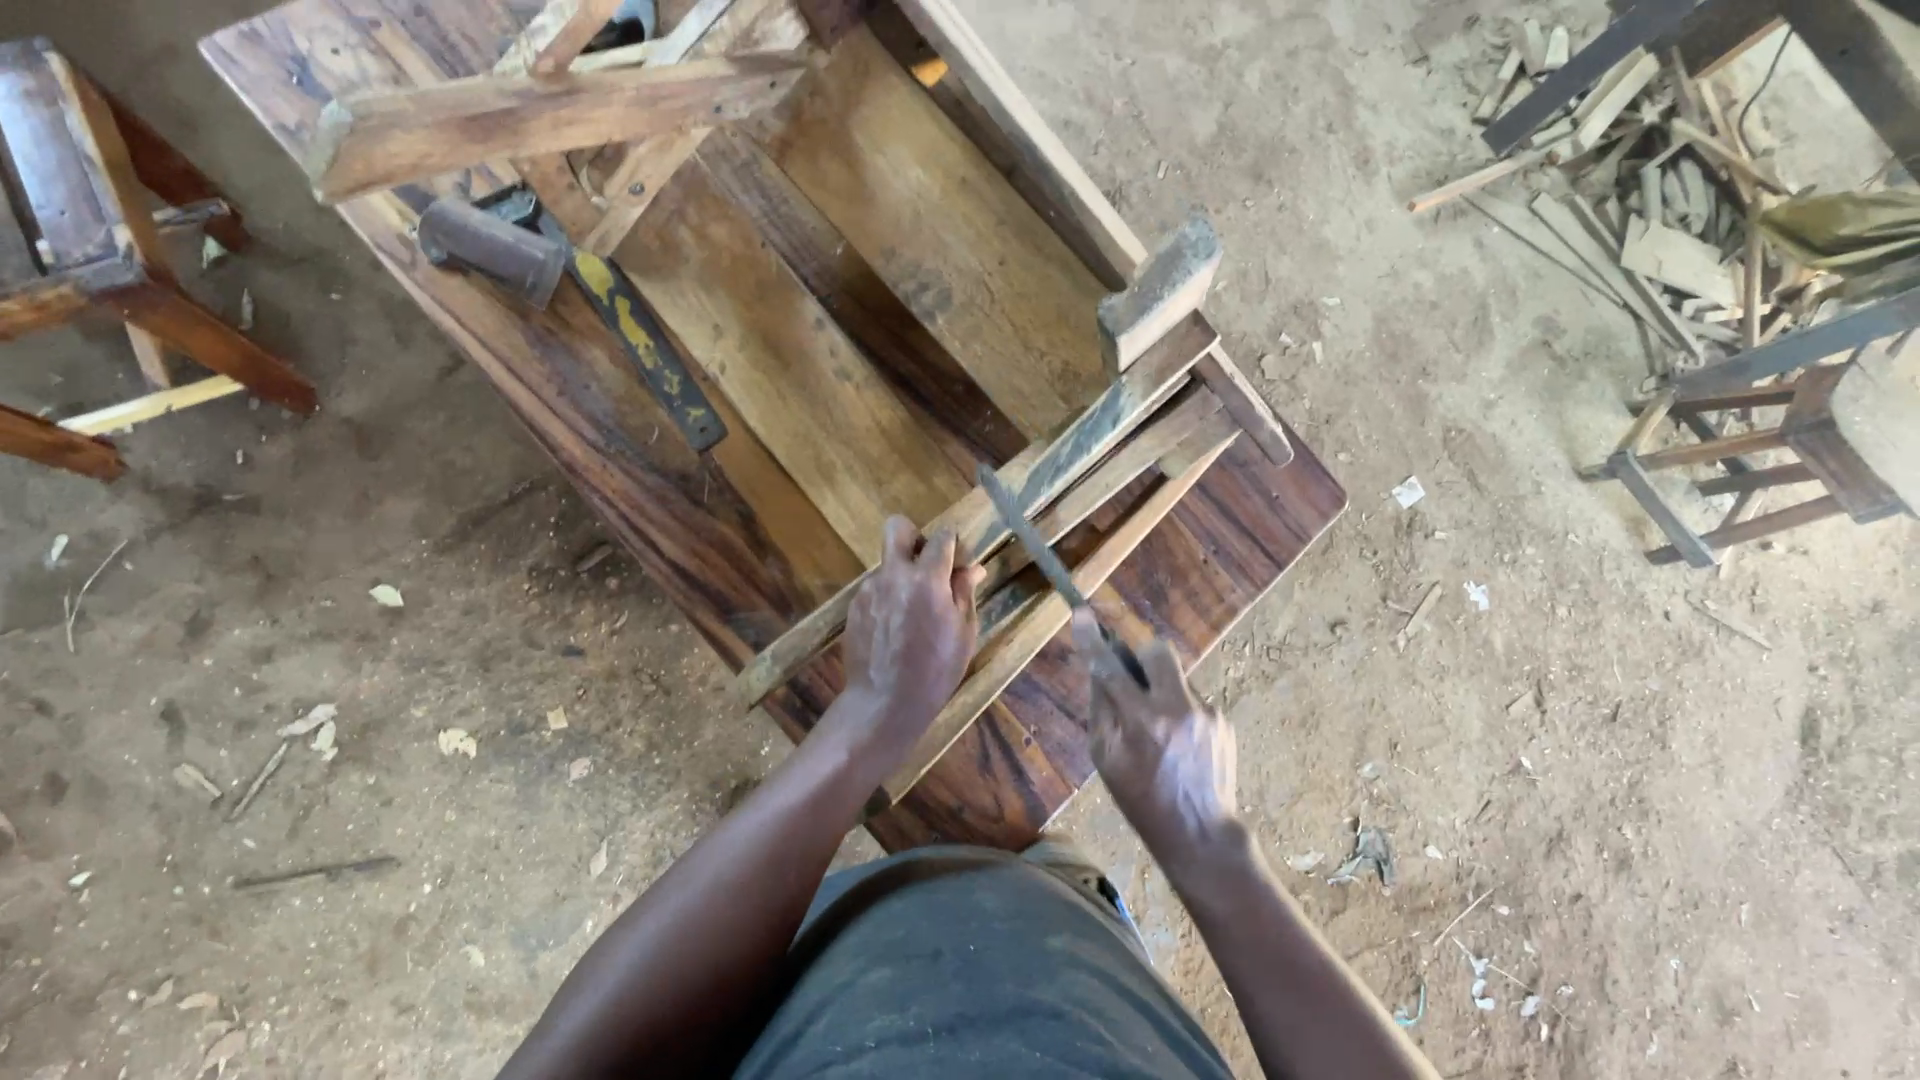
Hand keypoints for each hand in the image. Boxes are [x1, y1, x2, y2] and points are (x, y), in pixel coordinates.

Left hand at [838, 517, 985, 751]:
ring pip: (887, 564)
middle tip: (927, 565)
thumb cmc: (936, 671)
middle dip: (914, 537)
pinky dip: (888, 599)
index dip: (953, 543)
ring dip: (902, 576)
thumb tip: (972, 568)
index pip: (941, 537)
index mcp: (927, 580)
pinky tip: (896, 629)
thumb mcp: (963, 633)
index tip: (958, 559)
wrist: (885, 702)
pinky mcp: (855, 607)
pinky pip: (876, 590)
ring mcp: (870, 590)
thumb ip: (964, 593)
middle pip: (897, 528)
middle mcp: (894, 576)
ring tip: (914, 614)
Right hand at [1074, 610, 1239, 871]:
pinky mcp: (1223, 721)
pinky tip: (1179, 747)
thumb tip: (1100, 671)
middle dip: (1141, 658)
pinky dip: (1180, 714)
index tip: (1081, 614)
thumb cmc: (1140, 800)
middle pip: (1158, 651)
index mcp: (1141, 722)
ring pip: (1176, 679)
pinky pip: (1192, 701)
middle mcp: (1177, 710)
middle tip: (1134, 682)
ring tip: (1159, 736)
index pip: (1110, 668)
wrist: (1200, 832)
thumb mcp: (1105, 759)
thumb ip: (1102, 709)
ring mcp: (1205, 714)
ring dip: (1161, 693)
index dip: (1092, 639)